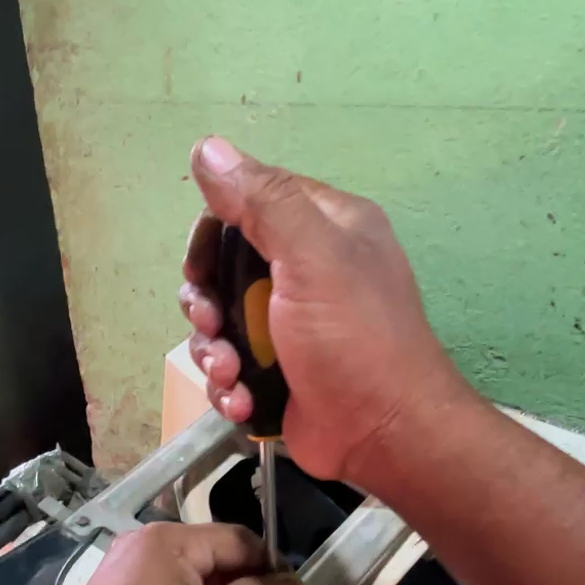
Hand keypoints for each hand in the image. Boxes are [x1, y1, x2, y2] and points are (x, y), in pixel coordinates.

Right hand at [180, 137, 479, 484]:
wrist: (384, 436)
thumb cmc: (354, 340)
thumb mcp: (312, 258)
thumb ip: (262, 202)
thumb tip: (207, 148)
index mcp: (324, 228)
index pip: (249, 203)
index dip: (213, 232)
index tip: (200, 267)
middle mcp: (306, 269)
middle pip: (223, 267)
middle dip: (206, 302)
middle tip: (213, 324)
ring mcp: (290, 325)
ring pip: (219, 323)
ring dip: (213, 352)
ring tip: (233, 375)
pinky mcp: (277, 371)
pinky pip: (230, 367)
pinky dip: (228, 387)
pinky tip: (243, 403)